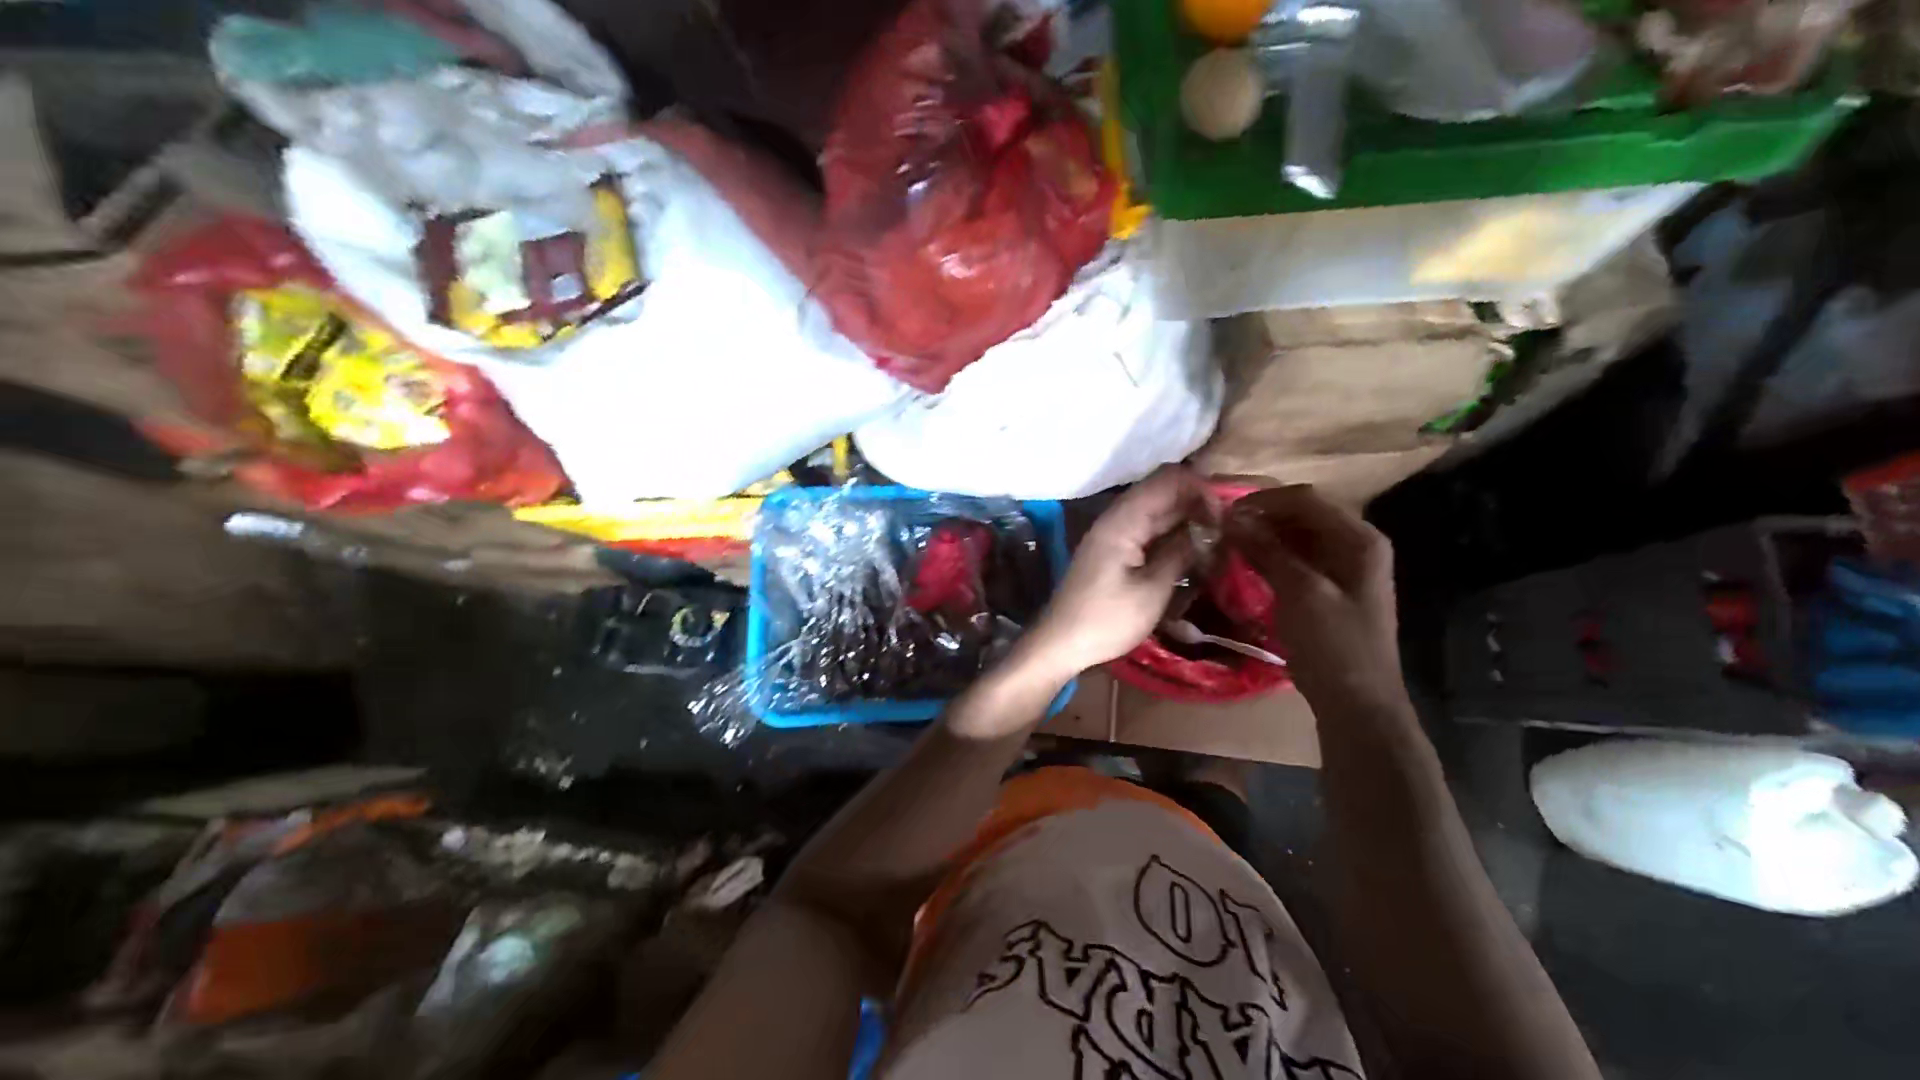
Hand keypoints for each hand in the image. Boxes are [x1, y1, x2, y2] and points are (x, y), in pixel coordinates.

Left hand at [1021, 465, 1206, 679]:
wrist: (1061, 643)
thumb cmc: (1107, 620)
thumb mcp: (1152, 590)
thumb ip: (1181, 553)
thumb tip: (1210, 528)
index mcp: (1123, 521)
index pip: (1167, 480)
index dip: (1200, 488)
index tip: (1226, 513)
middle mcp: (1116, 519)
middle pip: (1161, 492)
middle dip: (1196, 502)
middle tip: (1228, 527)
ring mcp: (1112, 534)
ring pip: (1155, 511)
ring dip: (1185, 518)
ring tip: (1216, 538)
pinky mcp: (1112, 551)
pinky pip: (1146, 530)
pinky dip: (1169, 534)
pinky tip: (1191, 550)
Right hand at [1222, 484, 1404, 710]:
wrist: (1357, 704)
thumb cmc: (1334, 645)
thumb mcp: (1300, 593)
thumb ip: (1266, 550)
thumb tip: (1230, 518)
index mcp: (1359, 538)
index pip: (1305, 498)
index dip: (1262, 501)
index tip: (1222, 514)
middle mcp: (1354, 544)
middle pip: (1301, 514)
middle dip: (1260, 517)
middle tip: (1219, 529)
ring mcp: (1342, 567)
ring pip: (1295, 536)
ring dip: (1262, 536)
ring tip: (1225, 544)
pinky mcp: (1328, 589)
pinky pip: (1294, 559)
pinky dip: (1269, 556)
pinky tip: (1243, 564)